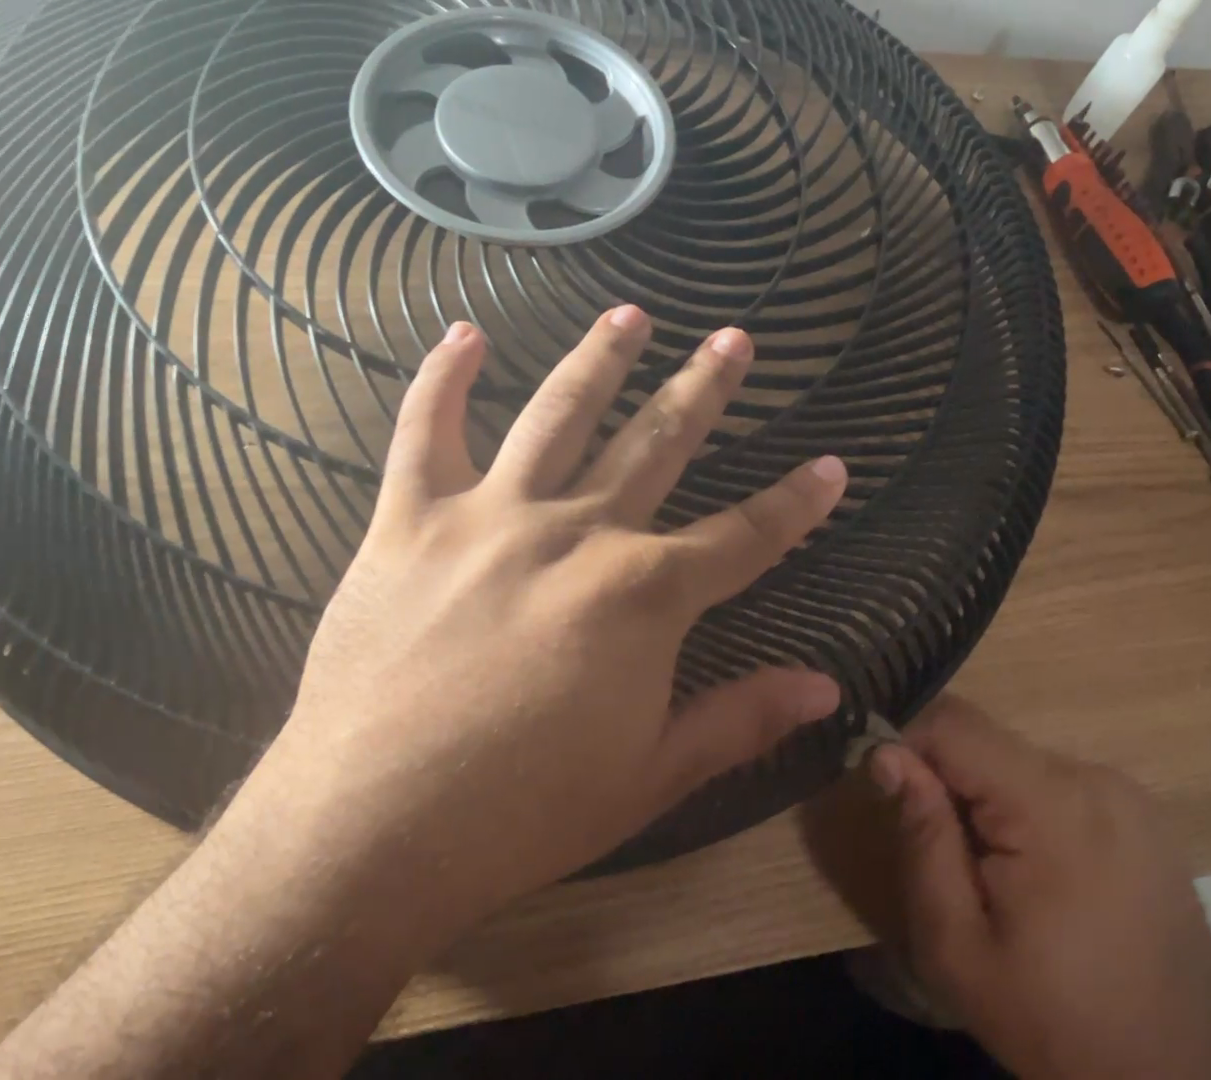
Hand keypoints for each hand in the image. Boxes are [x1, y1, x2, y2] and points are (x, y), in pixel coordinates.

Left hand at [252, 306, 846, 929]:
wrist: (377, 823)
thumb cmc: (524, 811)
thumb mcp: (650, 776)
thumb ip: (740, 720)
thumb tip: (826, 688)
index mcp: (643, 595)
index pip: (744, 539)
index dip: (796, 504)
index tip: (833, 465)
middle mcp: (577, 532)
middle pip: (656, 446)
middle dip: (704, 391)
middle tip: (735, 339)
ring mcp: (489, 515)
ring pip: (557, 414)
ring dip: (599, 358)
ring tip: (630, 313)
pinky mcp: (409, 520)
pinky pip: (425, 430)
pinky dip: (445, 377)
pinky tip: (466, 333)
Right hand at [868, 698, 1210, 1079]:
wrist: (1168, 1077)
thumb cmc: (1049, 1016)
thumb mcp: (954, 942)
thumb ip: (922, 837)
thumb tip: (888, 754)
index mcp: (1052, 805)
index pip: (954, 723)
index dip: (907, 745)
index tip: (892, 798)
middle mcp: (1099, 781)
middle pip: (989, 745)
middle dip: (951, 786)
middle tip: (949, 862)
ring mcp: (1132, 799)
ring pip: (1022, 766)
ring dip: (991, 804)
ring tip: (996, 879)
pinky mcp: (1148, 822)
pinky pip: (1063, 789)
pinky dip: (1032, 815)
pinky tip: (1044, 882)